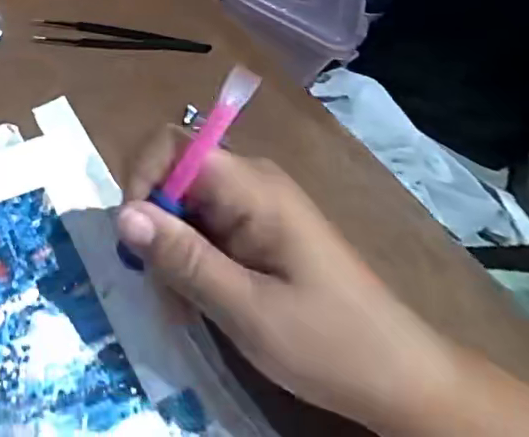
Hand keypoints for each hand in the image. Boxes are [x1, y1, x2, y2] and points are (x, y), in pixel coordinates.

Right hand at [118, 125, 458, 432]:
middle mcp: (248, 182)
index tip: (136, 239)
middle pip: (172, 177)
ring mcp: (253, 205)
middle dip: (155, 229)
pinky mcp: (256, 230)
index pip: (171, 145)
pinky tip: (199, 303)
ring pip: (182, 207)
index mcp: (250, 186)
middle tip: (161, 291)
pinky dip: (190, 261)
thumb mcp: (248, 310)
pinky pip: (203, 228)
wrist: (407, 383)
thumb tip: (121, 216)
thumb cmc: (332, 344)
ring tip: (182, 309)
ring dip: (171, 253)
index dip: (141, 179)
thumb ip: (184, 259)